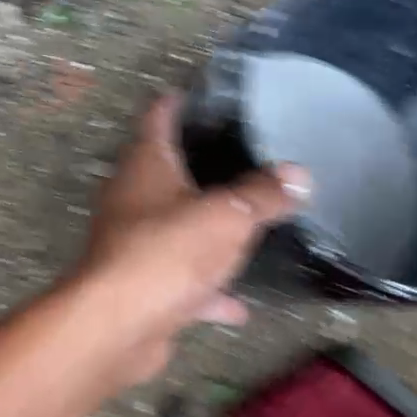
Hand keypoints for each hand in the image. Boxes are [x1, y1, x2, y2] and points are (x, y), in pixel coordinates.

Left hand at [69, 93, 310, 384]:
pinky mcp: (138, 283)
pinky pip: (179, 277)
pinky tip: (237, 304)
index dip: (175, 101)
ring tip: (239, 222)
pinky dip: (205, 287)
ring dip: (200, 226)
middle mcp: (131, 194)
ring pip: (171, 223)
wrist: (117, 324)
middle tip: (233, 154)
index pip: (157, 117)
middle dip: (192, 162)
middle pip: (161, 168)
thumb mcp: (227, 216)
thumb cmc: (167, 251)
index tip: (196, 92)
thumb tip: (298, 172)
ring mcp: (131, 239)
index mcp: (145, 163)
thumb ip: (263, 195)